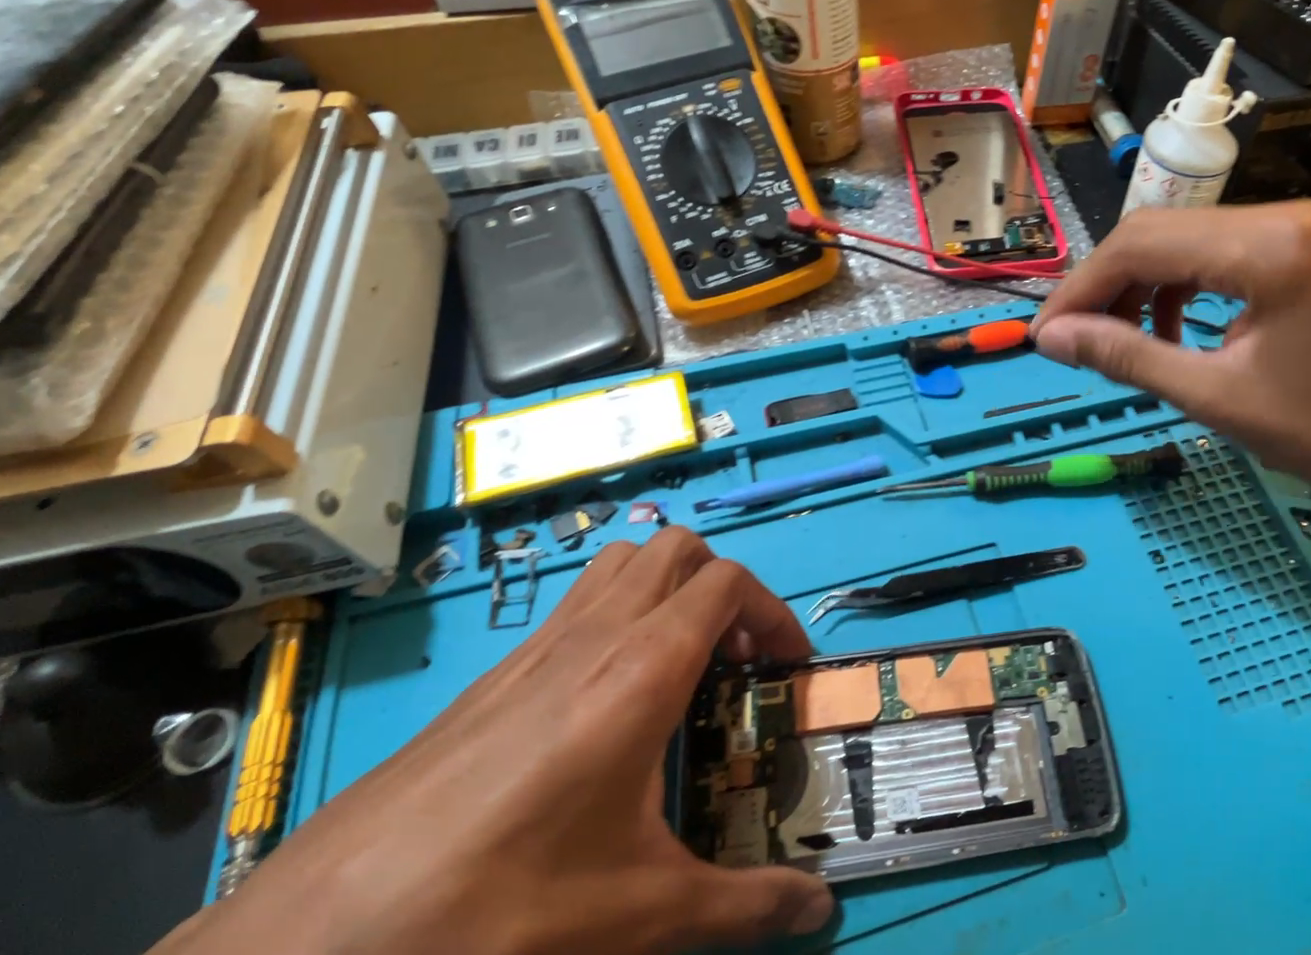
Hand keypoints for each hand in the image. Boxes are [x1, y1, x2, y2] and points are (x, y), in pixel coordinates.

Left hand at [155, 530, 833, 954]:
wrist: (333, 932)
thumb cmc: (509, 905)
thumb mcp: (645, 913)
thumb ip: (747, 905)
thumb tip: (821, 910)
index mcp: (641, 669)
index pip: (726, 583)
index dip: (774, 610)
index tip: (788, 666)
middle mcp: (592, 636)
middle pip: (675, 549)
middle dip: (724, 587)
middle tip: (739, 657)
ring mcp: (535, 648)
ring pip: (619, 564)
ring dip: (667, 590)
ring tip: (681, 664)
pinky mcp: (492, 676)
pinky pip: (573, 608)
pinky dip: (615, 620)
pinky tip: (606, 707)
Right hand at [1031, 203, 1310, 555]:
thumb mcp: (1214, 397)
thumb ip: (1126, 357)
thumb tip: (1053, 338)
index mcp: (1265, 248)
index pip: (1141, 245)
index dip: (1082, 290)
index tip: (1045, 338)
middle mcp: (1279, 217)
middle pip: (1157, 233)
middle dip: (1105, 287)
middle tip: (1072, 343)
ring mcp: (1293, 228)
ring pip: (1182, 241)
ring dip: (1139, 288)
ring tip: (1117, 344)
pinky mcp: (1298, 248)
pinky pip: (1214, 255)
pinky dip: (1177, 290)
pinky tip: (1165, 334)